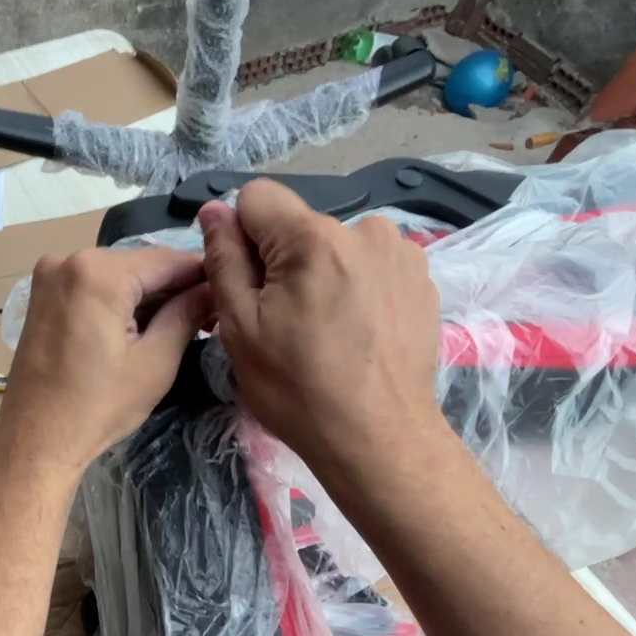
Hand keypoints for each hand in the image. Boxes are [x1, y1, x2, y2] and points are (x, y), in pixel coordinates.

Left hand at [0, 247, 211, 477]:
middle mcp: (68, 260)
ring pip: (116, 275)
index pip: (167, 260)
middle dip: (173, 287)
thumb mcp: (155, 363)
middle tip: (207, 314)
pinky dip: (117, 301)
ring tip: (180, 323)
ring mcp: (49, 276)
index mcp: (98, 273)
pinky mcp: (41, 296)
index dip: (202, 275)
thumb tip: (211, 290)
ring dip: (146, 296)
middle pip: (139, 265)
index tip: (228, 292)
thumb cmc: (97, 407)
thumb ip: (185, 316)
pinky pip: (92, 287)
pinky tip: (140, 325)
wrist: (35, 440)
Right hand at [198, 180, 448, 469]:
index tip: (248, 285)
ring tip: (325, 331)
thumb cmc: (298, 389)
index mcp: (313, 237)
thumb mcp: (240, 329)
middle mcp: (364, 228)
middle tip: (284, 323)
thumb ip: (224, 261)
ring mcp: (402, 253)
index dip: (240, 237)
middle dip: (283, 263)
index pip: (257, 198)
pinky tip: (356, 334)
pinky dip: (357, 290)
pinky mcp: (423, 279)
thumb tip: (213, 211)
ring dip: (322, 275)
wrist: (378, 437)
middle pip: (299, 227)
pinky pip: (371, 267)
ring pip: (336, 248)